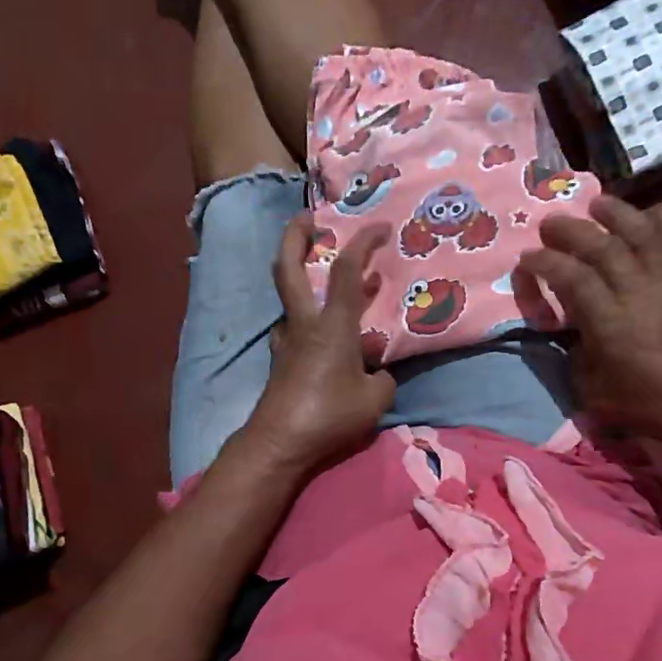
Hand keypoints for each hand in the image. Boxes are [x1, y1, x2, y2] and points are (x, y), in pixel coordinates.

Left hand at [239, 217, 396, 472]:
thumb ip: (382, 378)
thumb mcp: (375, 399)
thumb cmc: (329, 415)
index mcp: (331, 324)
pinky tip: (325, 333)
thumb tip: (377, 372)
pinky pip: (295, 327)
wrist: (279, 441)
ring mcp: (287, 341)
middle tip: (309, 219)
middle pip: (288, 267)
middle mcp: (303, 323)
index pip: (346, 269)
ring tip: (328, 278)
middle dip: (295, 235)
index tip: (380, 227)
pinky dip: (308, 317)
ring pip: (289, 297)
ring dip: (303, 278)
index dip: (363, 241)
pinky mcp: (281, 361)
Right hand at [516, 194, 661, 450]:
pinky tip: (657, 213)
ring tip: (598, 203)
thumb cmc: (649, 405)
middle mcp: (640, 293)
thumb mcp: (594, 390)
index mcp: (611, 322)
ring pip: (644, 235)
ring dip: (618, 214)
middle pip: (604, 247)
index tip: (526, 257)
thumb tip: (570, 331)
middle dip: (573, 230)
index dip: (546, 262)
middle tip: (550, 223)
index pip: (573, 278)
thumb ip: (576, 354)